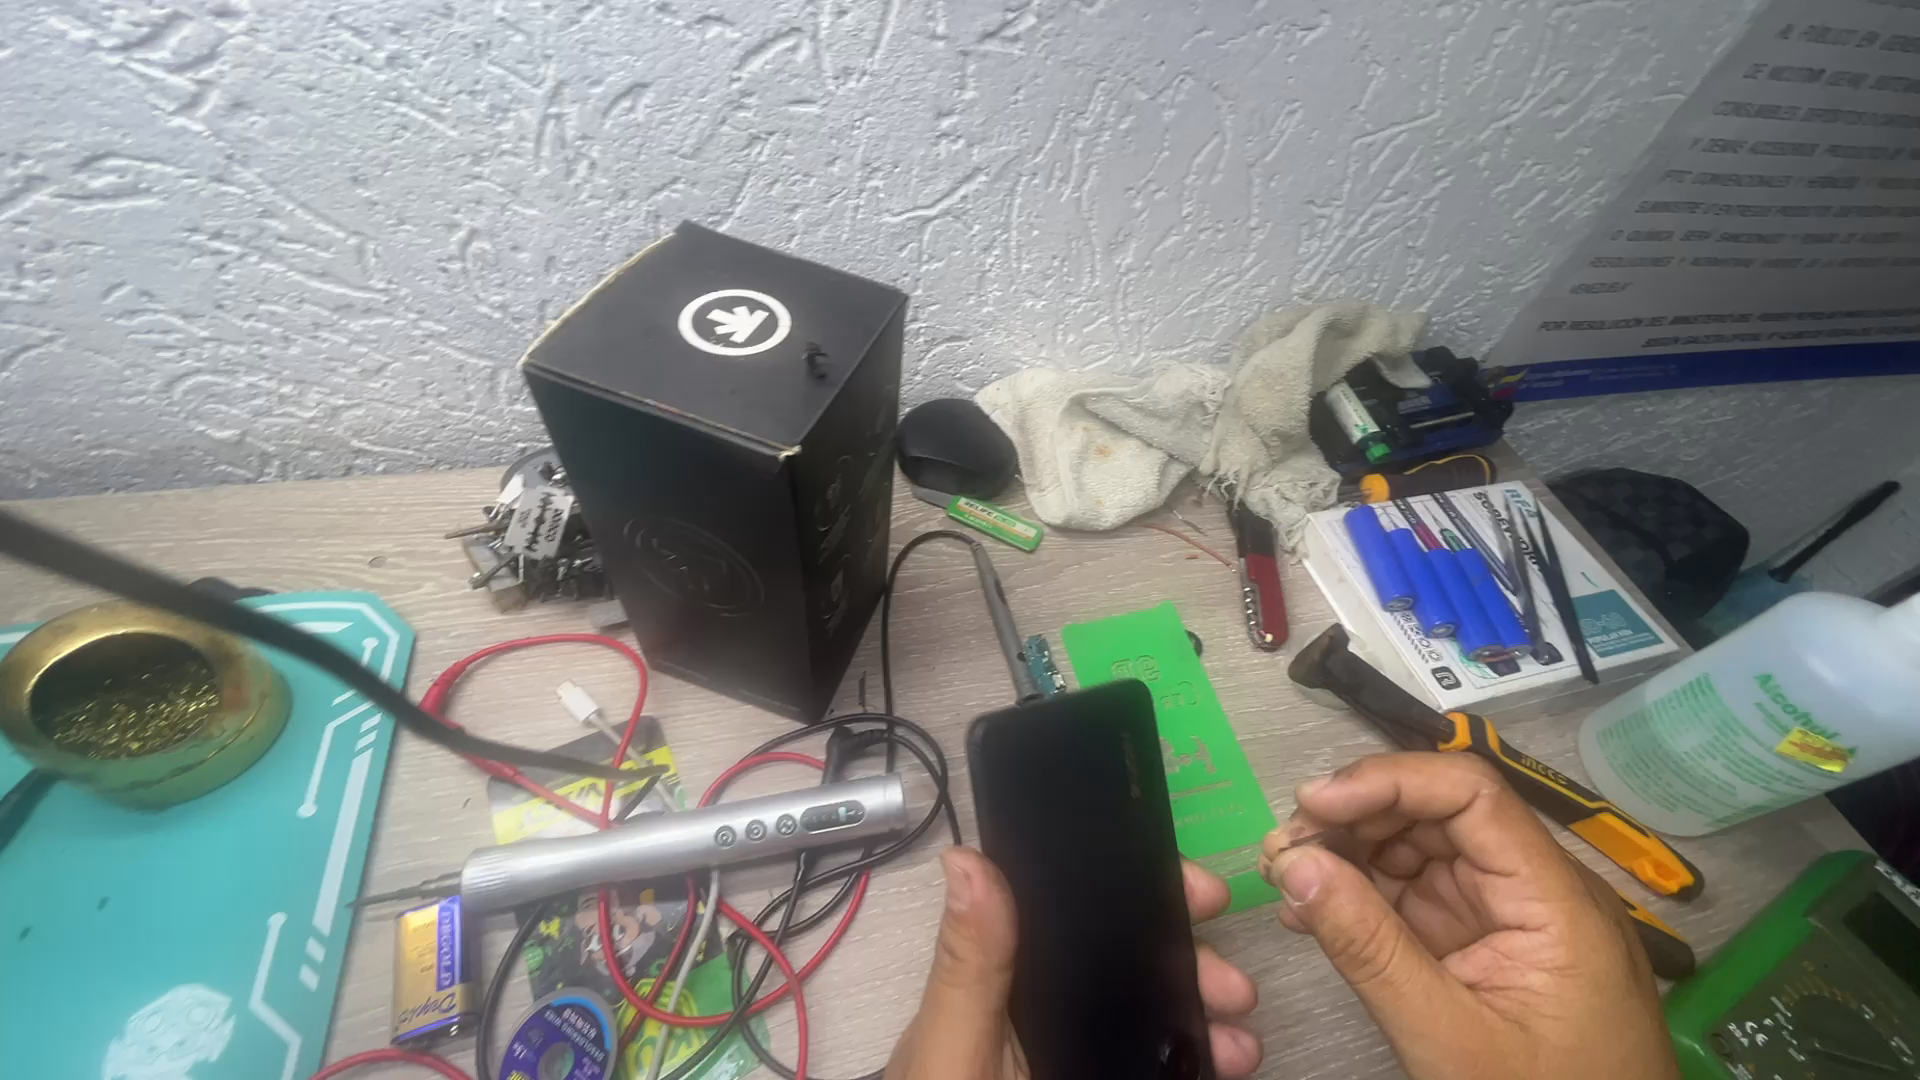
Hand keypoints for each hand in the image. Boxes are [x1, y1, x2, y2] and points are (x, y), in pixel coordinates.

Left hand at [884, 847, 1263, 1079]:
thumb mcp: (957, 1040)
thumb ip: (968, 964)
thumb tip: (966, 858)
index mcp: (1001, 962)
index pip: (1061, 898)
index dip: (1120, 877)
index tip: (1180, 876)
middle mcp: (1041, 990)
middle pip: (1118, 942)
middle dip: (1178, 937)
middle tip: (1221, 943)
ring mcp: (1074, 1035)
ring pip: (1149, 994)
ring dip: (1201, 990)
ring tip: (1239, 1008)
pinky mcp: (1107, 1070)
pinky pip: (1161, 1051)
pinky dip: (1201, 1047)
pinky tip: (1233, 1052)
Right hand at [1257, 752, 1679, 1079]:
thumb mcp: (1449, 1038)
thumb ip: (1369, 947)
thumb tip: (1292, 861)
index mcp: (1553, 901)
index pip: (1468, 793)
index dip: (1385, 782)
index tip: (1312, 805)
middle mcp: (1528, 886)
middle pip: (1430, 811)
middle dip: (1348, 819)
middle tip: (1283, 850)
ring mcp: (1498, 909)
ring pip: (1408, 842)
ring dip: (1340, 850)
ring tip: (1285, 876)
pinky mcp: (1472, 932)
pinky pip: (1404, 886)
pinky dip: (1352, 888)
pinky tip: (1308, 908)